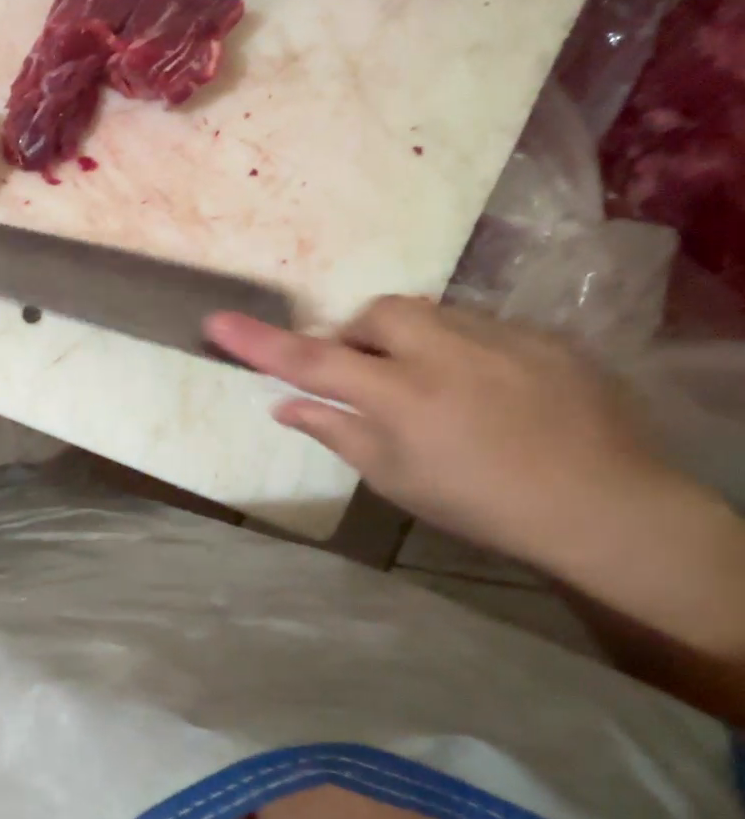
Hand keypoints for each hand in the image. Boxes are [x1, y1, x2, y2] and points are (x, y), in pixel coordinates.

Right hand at [204, 297, 682, 569]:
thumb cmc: (477, 502)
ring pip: (432, 314)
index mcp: (400, 396)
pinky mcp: (547, 340)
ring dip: (407, 339)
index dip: (259, 341)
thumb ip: (336, 430)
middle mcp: (447, 354)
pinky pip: (482, 326)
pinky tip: (479, 389)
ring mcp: (503, 340)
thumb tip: (286, 404)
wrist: (602, 505)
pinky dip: (459, 348)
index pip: (311, 360)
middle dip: (355, 334)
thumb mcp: (393, 476)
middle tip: (361, 375)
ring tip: (424, 383)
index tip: (216, 320)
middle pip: (378, 313)